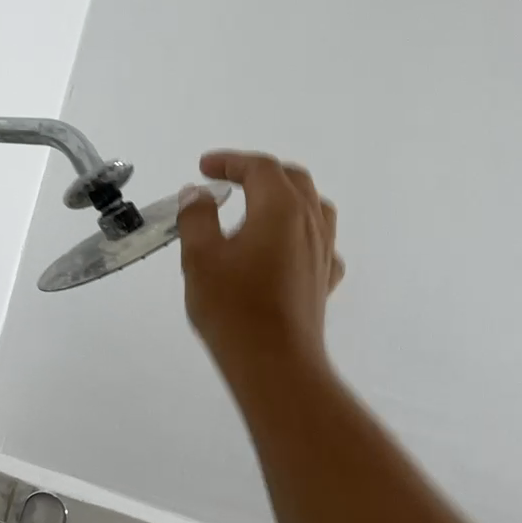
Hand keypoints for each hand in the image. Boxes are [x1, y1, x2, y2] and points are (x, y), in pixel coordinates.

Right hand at [176, 151, 344, 375]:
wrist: (273, 361)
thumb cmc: (231, 306)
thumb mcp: (200, 257)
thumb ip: (197, 217)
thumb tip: (198, 193)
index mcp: (279, 209)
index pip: (259, 169)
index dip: (230, 162)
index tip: (203, 167)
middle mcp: (309, 223)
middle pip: (292, 180)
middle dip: (258, 173)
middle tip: (227, 181)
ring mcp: (322, 251)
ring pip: (313, 207)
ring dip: (284, 197)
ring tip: (257, 208)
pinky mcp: (323, 279)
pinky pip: (318, 242)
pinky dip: (298, 233)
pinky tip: (282, 250)